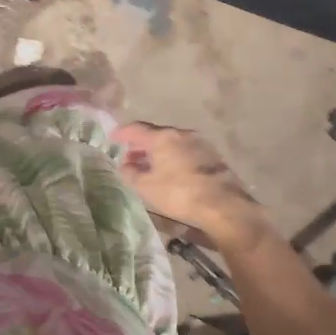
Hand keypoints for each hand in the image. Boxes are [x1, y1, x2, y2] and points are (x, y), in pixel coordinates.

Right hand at [112, 121, 268, 248]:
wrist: (223, 206)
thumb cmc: (178, 193)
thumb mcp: (145, 186)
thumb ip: (130, 173)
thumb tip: (124, 165)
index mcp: (163, 137)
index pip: (137, 129)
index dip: (122, 133)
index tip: (112, 138)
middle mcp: (183, 134)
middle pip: (156, 134)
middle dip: (141, 145)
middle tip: (130, 157)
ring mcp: (201, 144)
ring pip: (173, 143)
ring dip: (158, 152)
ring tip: (149, 166)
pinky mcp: (213, 157)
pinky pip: (186, 152)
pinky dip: (173, 158)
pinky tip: (170, 172)